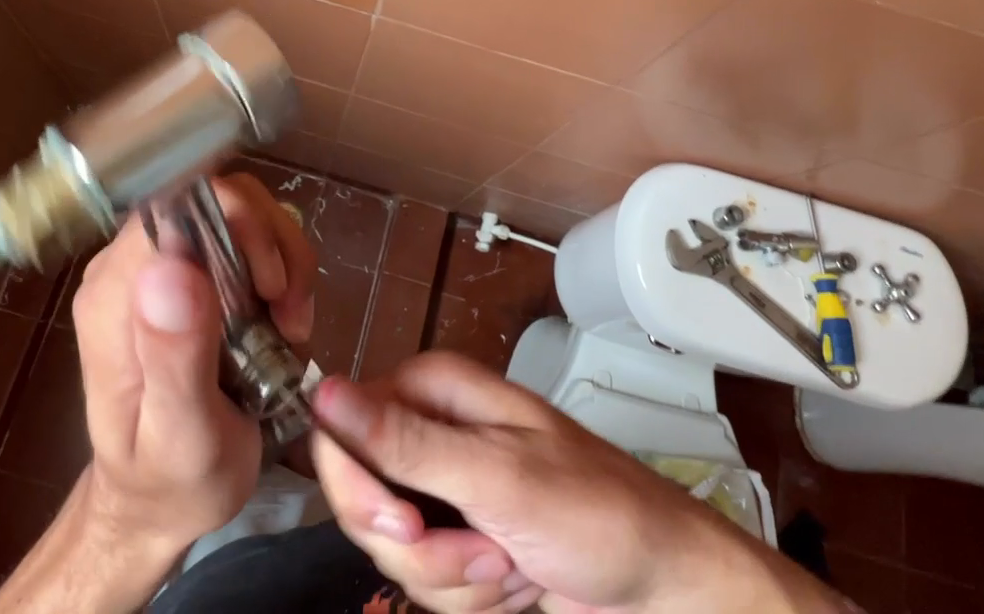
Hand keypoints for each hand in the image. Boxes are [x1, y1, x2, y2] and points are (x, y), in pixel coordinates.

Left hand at [72, 172, 316, 555]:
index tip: (270, 290)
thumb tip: (173, 267)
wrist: (159, 502)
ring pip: (240, 211)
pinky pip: (249, 239)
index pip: (176, 206)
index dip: (237, 225)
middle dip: (271, 245)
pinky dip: (283, 269)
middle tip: (291, 314)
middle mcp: (132, 268)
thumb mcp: (179, 436)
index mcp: (115, 297)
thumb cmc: (169, 481)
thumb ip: (174, 357)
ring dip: (284, 259)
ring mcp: (163, 269)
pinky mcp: (192, 278)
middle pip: (215, 199)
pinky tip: (286, 321)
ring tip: (293, 325)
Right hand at [310, 352, 846, 613]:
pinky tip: (518, 576)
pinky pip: (425, 579)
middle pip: (363, 501)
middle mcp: (427, 432)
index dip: (359, 490)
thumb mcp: (497, 475)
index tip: (406, 526)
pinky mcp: (456, 537)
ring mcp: (442, 489)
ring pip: (394, 551)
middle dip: (422, 548)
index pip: (341, 433)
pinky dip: (472, 595)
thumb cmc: (594, 511)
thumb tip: (323, 390)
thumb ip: (404, 441)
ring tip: (513, 562)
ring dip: (457, 578)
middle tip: (484, 552)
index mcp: (431, 392)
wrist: (660, 580)